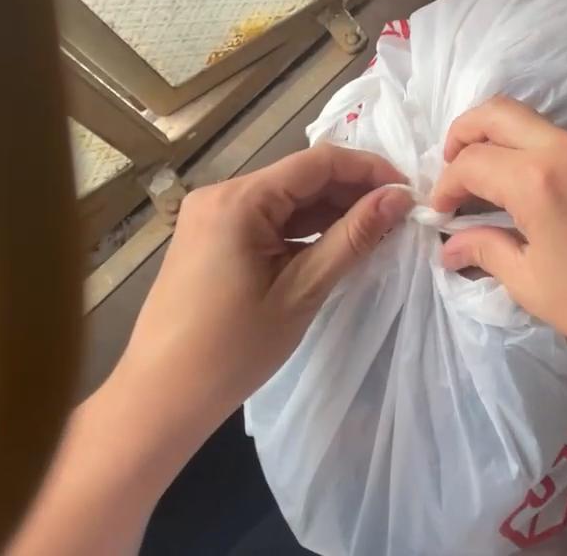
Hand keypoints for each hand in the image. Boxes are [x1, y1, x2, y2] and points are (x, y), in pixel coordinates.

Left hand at [108, 145, 411, 437]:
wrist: (158, 403)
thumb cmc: (231, 349)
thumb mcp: (303, 290)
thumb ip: (354, 236)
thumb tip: (400, 197)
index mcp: (239, 199)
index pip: (318, 163)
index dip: (369, 170)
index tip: (408, 192)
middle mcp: (222, 194)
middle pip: (302, 176)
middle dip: (353, 191)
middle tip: (398, 215)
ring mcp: (214, 215)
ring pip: (288, 197)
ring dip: (332, 210)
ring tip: (376, 230)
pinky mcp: (212, 237)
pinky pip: (270, 218)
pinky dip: (305, 227)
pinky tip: (336, 244)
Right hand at [429, 95, 566, 386]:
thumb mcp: (533, 284)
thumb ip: (486, 250)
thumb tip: (451, 245)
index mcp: (536, 178)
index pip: (472, 161)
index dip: (445, 185)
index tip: (438, 214)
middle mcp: (564, 148)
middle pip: (498, 113)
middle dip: (463, 134)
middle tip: (451, 171)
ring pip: (531, 122)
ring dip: (499, 141)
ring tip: (485, 184)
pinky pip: (559, 140)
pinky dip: (530, 152)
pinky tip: (527, 192)